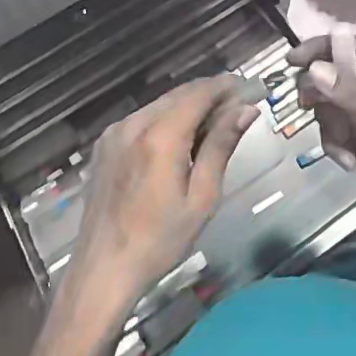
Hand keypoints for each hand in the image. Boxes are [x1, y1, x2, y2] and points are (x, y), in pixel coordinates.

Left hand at [71, 75, 259, 304]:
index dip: (228, 87)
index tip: (251, 89)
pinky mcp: (105, 146)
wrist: (103, 269)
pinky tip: (182, 139)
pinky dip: (167, 119)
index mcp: (160, 136)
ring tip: (217, 125)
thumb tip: (245, 110)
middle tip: (240, 107)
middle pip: (179, 95)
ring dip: (190, 107)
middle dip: (211, 96)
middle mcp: (133, 124)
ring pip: (160, 105)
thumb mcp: (202, 196)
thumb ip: (221, 146)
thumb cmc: (160, 240)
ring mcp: (114, 134)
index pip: (199, 93)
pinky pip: (142, 120)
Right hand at [291, 37, 355, 242]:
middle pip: (331, 76)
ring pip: (327, 107)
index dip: (317, 50)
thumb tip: (313, 70)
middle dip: (320, 95)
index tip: (289, 63)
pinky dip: (334, 146)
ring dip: (329, 127)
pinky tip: (349, 164)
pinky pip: (332, 132)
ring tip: (347, 148)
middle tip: (311, 110)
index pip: (347, 46)